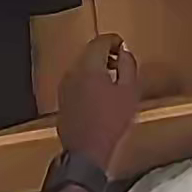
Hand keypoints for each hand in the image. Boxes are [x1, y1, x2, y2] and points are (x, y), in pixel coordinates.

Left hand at [57, 34, 139, 172]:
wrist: (86, 152)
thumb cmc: (111, 121)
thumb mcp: (129, 92)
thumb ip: (128, 66)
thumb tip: (125, 52)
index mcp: (89, 65)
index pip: (100, 41)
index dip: (114, 40)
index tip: (123, 45)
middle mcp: (74, 70)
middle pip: (89, 51)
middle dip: (105, 52)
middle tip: (120, 61)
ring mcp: (65, 83)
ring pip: (82, 65)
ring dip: (96, 65)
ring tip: (112, 77)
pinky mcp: (62, 97)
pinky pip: (77, 78)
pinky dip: (88, 77)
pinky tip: (99, 92)